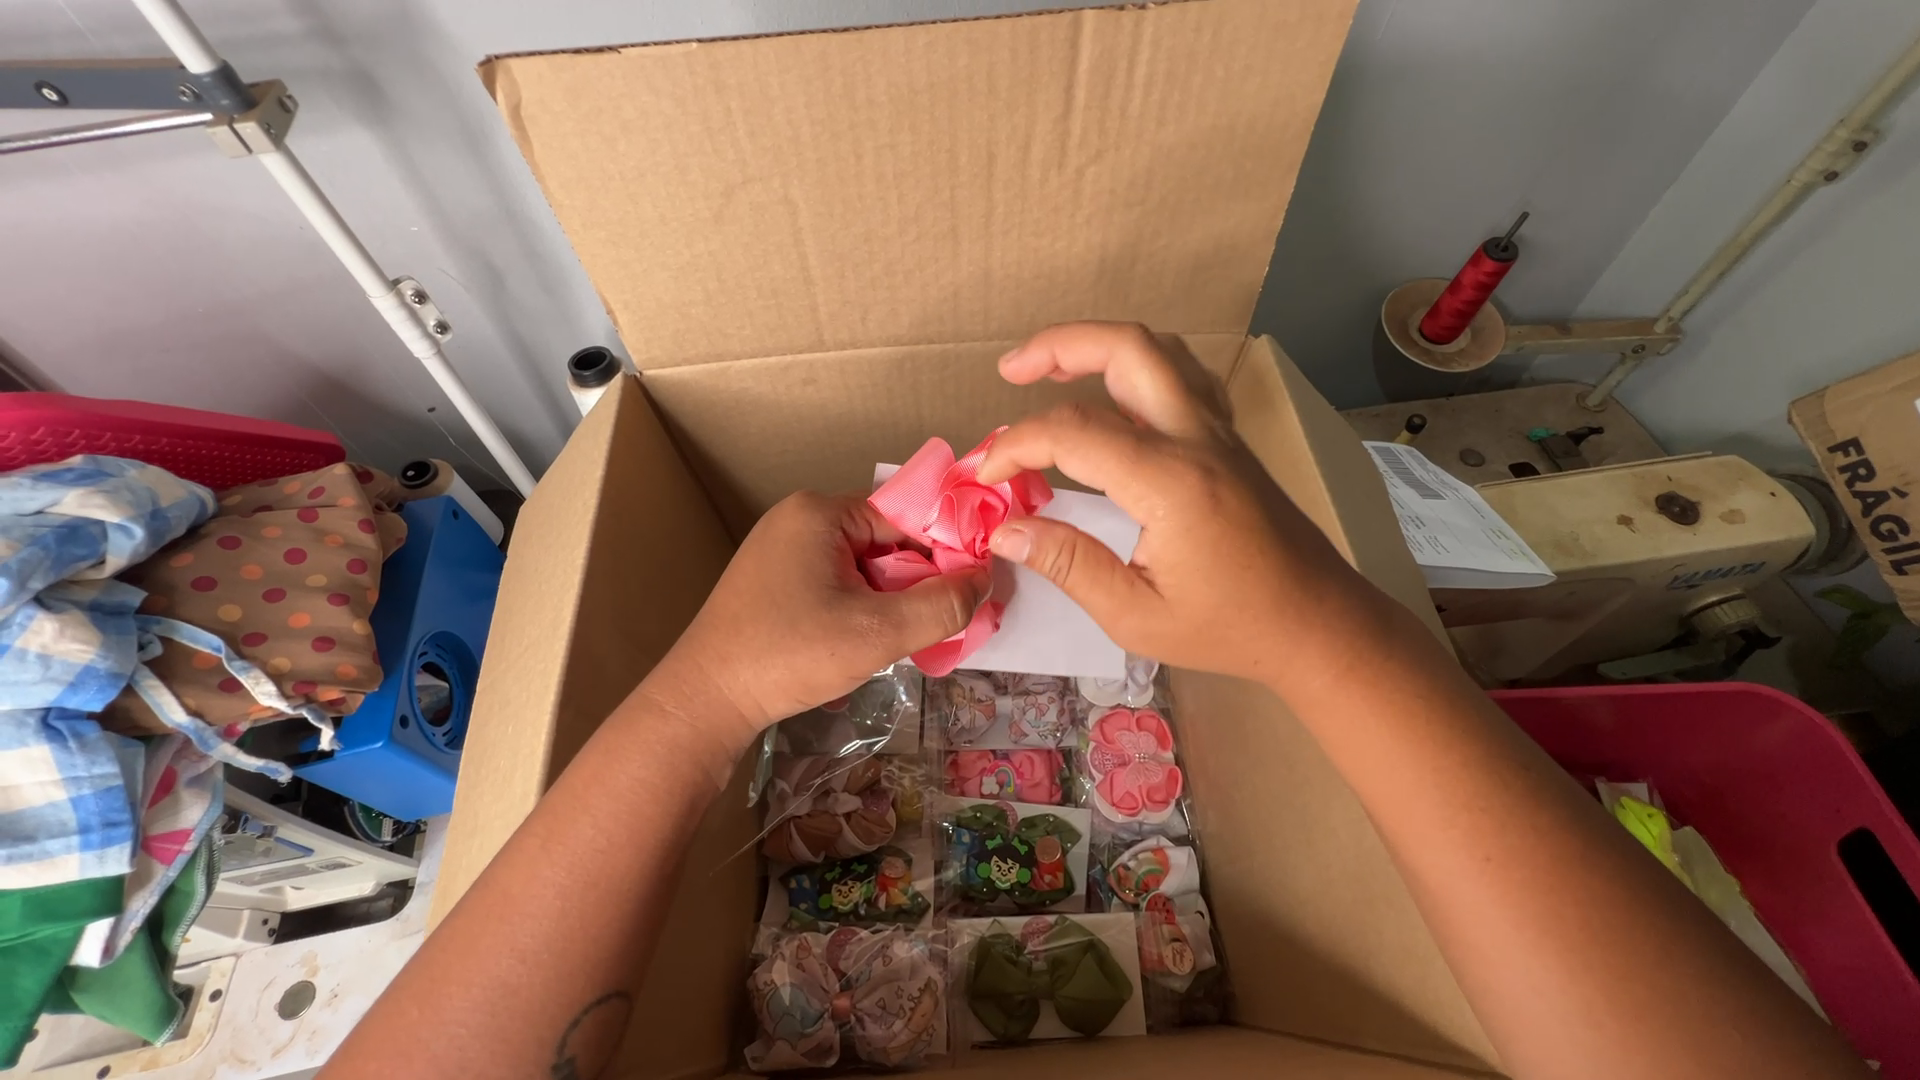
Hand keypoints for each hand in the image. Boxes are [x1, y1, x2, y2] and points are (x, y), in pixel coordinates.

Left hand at [640, 491, 990, 755]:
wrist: (705, 701)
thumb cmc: (789, 655)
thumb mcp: (876, 633)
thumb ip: (941, 606)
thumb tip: (987, 579)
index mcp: (820, 511)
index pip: (906, 519)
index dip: (944, 554)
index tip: (973, 591)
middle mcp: (800, 519)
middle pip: (886, 542)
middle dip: (917, 583)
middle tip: (944, 624)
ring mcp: (784, 550)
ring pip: (865, 567)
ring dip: (891, 600)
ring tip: (908, 638)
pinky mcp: (776, 582)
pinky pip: (839, 583)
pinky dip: (863, 608)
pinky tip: (871, 641)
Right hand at [977, 322, 1399, 689]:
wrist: (1316, 623)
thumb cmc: (1227, 628)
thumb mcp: (1135, 615)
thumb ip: (1067, 564)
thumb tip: (1005, 530)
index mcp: (1169, 482)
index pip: (1073, 432)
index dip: (1016, 445)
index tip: (986, 476)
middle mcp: (1196, 438)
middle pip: (1127, 349)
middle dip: (1057, 345)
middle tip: (1008, 370)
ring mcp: (1219, 432)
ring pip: (1160, 351)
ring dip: (1100, 345)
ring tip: (1050, 366)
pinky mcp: (1229, 440)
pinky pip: (1183, 376)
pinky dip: (1139, 366)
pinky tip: (1116, 391)